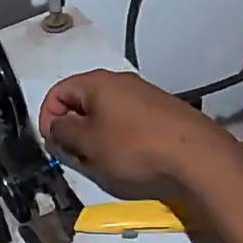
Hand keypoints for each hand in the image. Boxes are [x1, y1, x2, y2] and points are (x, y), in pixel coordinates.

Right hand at [39, 70, 242, 201]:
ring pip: (105, 113)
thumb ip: (64, 132)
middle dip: (72, 128)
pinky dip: (117, 137)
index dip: (47, 117)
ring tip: (99, 160)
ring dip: (95, 135)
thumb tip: (57, 125)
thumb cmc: (134, 147)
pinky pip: (127, 121)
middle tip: (74, 154)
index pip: (59, 91)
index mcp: (98, 82)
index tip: (51, 143)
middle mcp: (121, 81)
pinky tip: (126, 158)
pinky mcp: (161, 112)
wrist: (195, 155)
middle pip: (83, 100)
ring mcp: (144, 95)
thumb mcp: (89, 143)